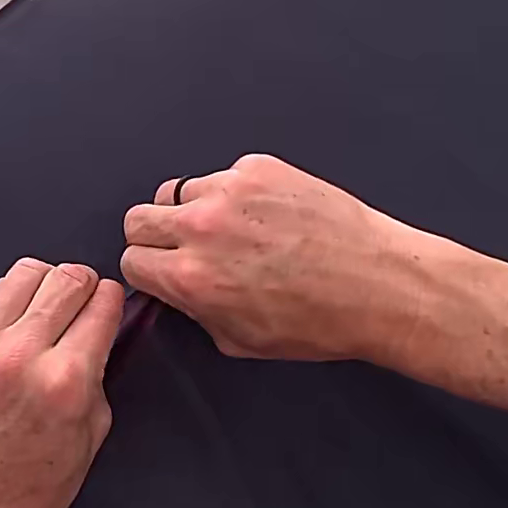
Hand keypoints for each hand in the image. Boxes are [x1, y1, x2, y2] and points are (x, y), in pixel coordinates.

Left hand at [0, 258, 123, 507]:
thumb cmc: (30, 483)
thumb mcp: (94, 428)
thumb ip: (103, 366)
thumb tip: (108, 322)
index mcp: (66, 380)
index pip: (104, 300)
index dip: (113, 300)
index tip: (111, 308)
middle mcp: (23, 356)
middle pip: (70, 276)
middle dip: (87, 286)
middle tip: (85, 306)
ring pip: (32, 270)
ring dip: (50, 284)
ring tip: (51, 309)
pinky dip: (18, 293)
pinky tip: (22, 318)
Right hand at [120, 154, 435, 362]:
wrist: (376, 281)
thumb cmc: (320, 319)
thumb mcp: (241, 340)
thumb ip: (195, 309)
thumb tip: (179, 288)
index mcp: (191, 278)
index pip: (131, 260)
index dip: (148, 270)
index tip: (162, 269)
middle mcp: (203, 228)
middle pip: (138, 217)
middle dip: (156, 236)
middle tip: (185, 246)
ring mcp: (231, 190)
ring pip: (180, 191)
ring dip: (195, 209)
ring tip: (233, 227)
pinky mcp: (259, 166)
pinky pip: (226, 175)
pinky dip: (236, 192)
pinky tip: (268, 212)